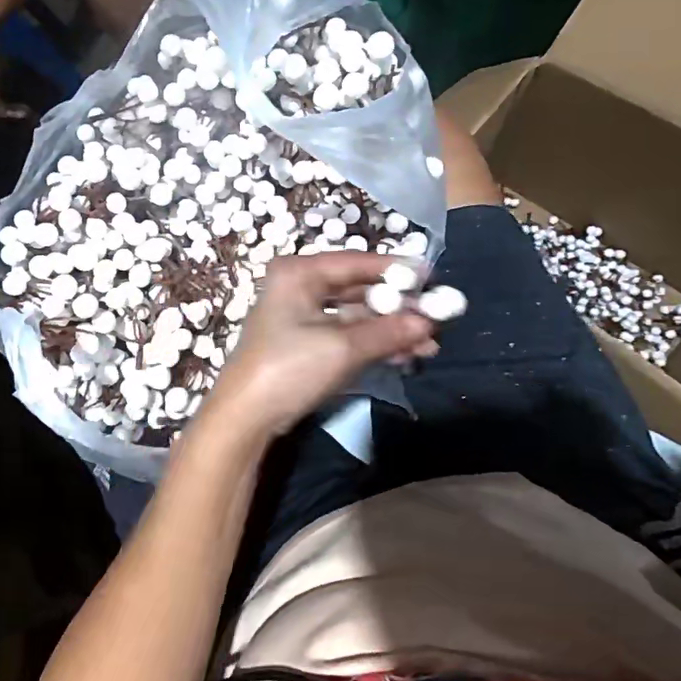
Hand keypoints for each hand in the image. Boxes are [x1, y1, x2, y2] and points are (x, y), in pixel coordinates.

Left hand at [195, 252, 438, 443]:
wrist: (246, 417)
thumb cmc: (289, 369)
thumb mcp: (343, 347)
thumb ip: (388, 331)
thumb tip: (429, 322)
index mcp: (299, 273)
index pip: (356, 262)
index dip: (396, 270)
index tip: (432, 279)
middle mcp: (298, 287)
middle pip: (358, 289)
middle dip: (397, 307)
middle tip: (435, 318)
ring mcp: (300, 316)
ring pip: (355, 315)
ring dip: (389, 329)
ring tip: (428, 345)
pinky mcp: (304, 344)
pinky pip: (346, 335)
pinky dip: (373, 343)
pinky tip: (404, 355)